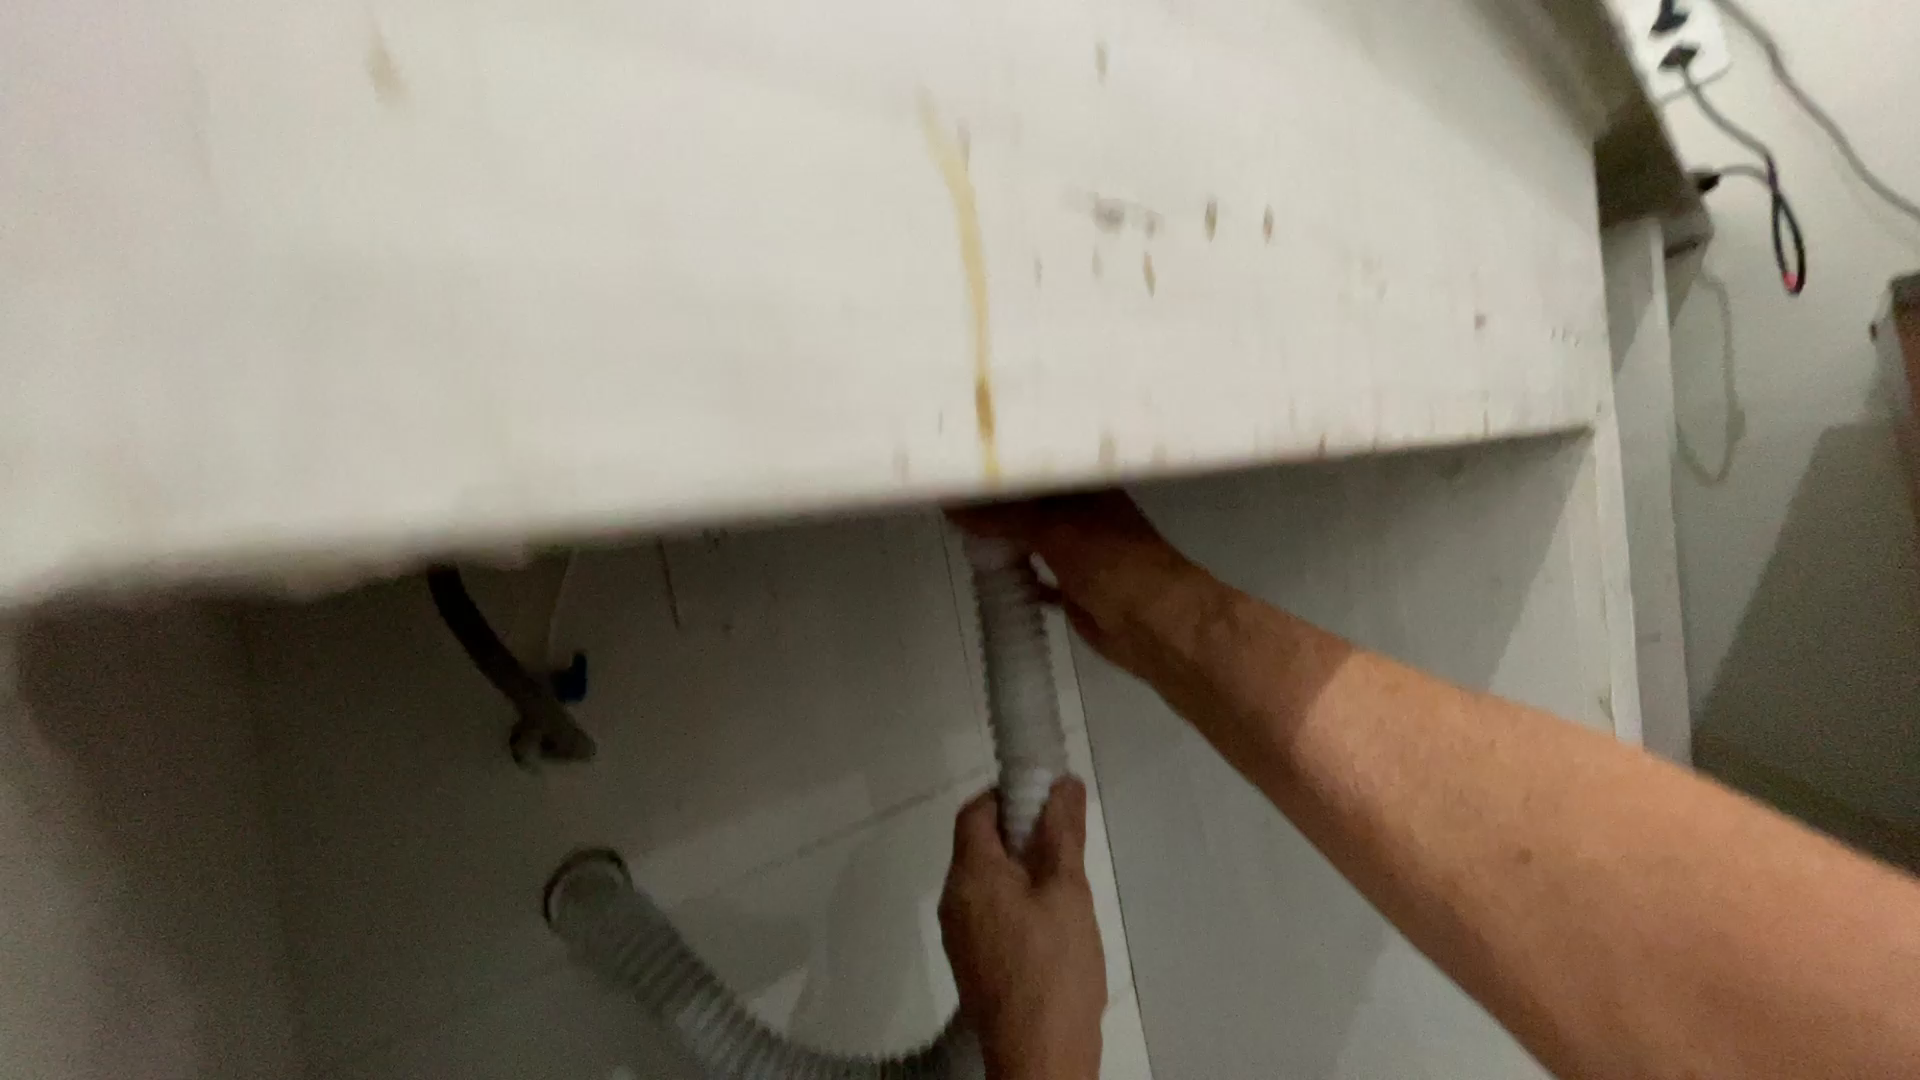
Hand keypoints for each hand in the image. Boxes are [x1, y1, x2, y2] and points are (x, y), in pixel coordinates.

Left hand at [940, 778, 1106, 1079]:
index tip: (1043, 796)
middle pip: (979, 844)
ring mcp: (959, 934)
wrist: (1039, 1060)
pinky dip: (1013, 896)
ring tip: (1063, 876)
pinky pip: (988, 909)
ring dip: (1019, 865)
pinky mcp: (972, 961)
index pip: (975, 812)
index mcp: (969, 875)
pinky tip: (1050, 916)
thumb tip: (1063, 783)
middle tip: (1062, 836)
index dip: (1007, 794)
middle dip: (1019, 830)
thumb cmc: (1055, 968)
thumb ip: (1063, 832)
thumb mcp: (1067, 890)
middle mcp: (953, 900)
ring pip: (985, 878)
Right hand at [949, 492, 1209, 687]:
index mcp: (1086, 488)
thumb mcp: (1054, 529)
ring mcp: (1077, 552)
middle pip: (1029, 505)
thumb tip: (952, 503)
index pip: (1035, 469)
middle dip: (995, 505)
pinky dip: (1013, 574)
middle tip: (950, 496)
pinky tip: (985, 569)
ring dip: (1002, 539)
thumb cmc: (1111, 562)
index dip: (1001, 468)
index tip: (961, 463)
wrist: (1153, 624)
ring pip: (1029, 539)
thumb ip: (1005, 516)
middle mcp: (1081, 515)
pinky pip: (1033, 576)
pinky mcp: (1070, 588)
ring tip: (959, 529)